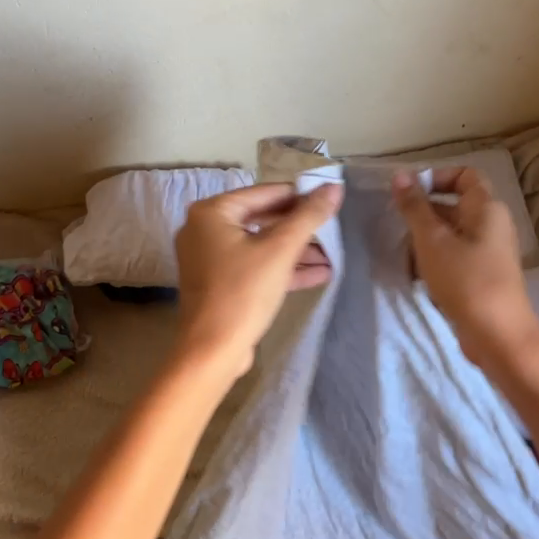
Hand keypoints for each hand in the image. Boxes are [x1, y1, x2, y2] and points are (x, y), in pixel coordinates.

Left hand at [173, 182, 343, 378]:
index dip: (301, 197)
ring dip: (295, 250)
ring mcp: (209, 257)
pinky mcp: (219, 282)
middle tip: (332, 230)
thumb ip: (309, 216)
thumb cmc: (243, 292)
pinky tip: (318, 274)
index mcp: (212, 212)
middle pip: (263, 218)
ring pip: (260, 244)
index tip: (331, 202)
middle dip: (299, 228)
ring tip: (332, 255)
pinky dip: (281, 268)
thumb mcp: (281, 250)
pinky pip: (254, 265)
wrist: (212, 351)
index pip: (266, 193)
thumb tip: (334, 187)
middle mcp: (204, 229)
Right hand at [392, 168, 538, 369]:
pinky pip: (454, 257)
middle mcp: (491, 225)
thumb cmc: (465, 280)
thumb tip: (400, 175)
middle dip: (422, 215)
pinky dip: (434, 261)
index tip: (408, 194)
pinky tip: (415, 277)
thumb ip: (414, 207)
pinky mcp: (481, 275)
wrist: (497, 335)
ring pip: (450, 234)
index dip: (436, 177)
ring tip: (402, 256)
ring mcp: (488, 252)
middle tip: (396, 227)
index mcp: (487, 208)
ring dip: (424, 241)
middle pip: (453, 206)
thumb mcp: (432, 240)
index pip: (464, 175)